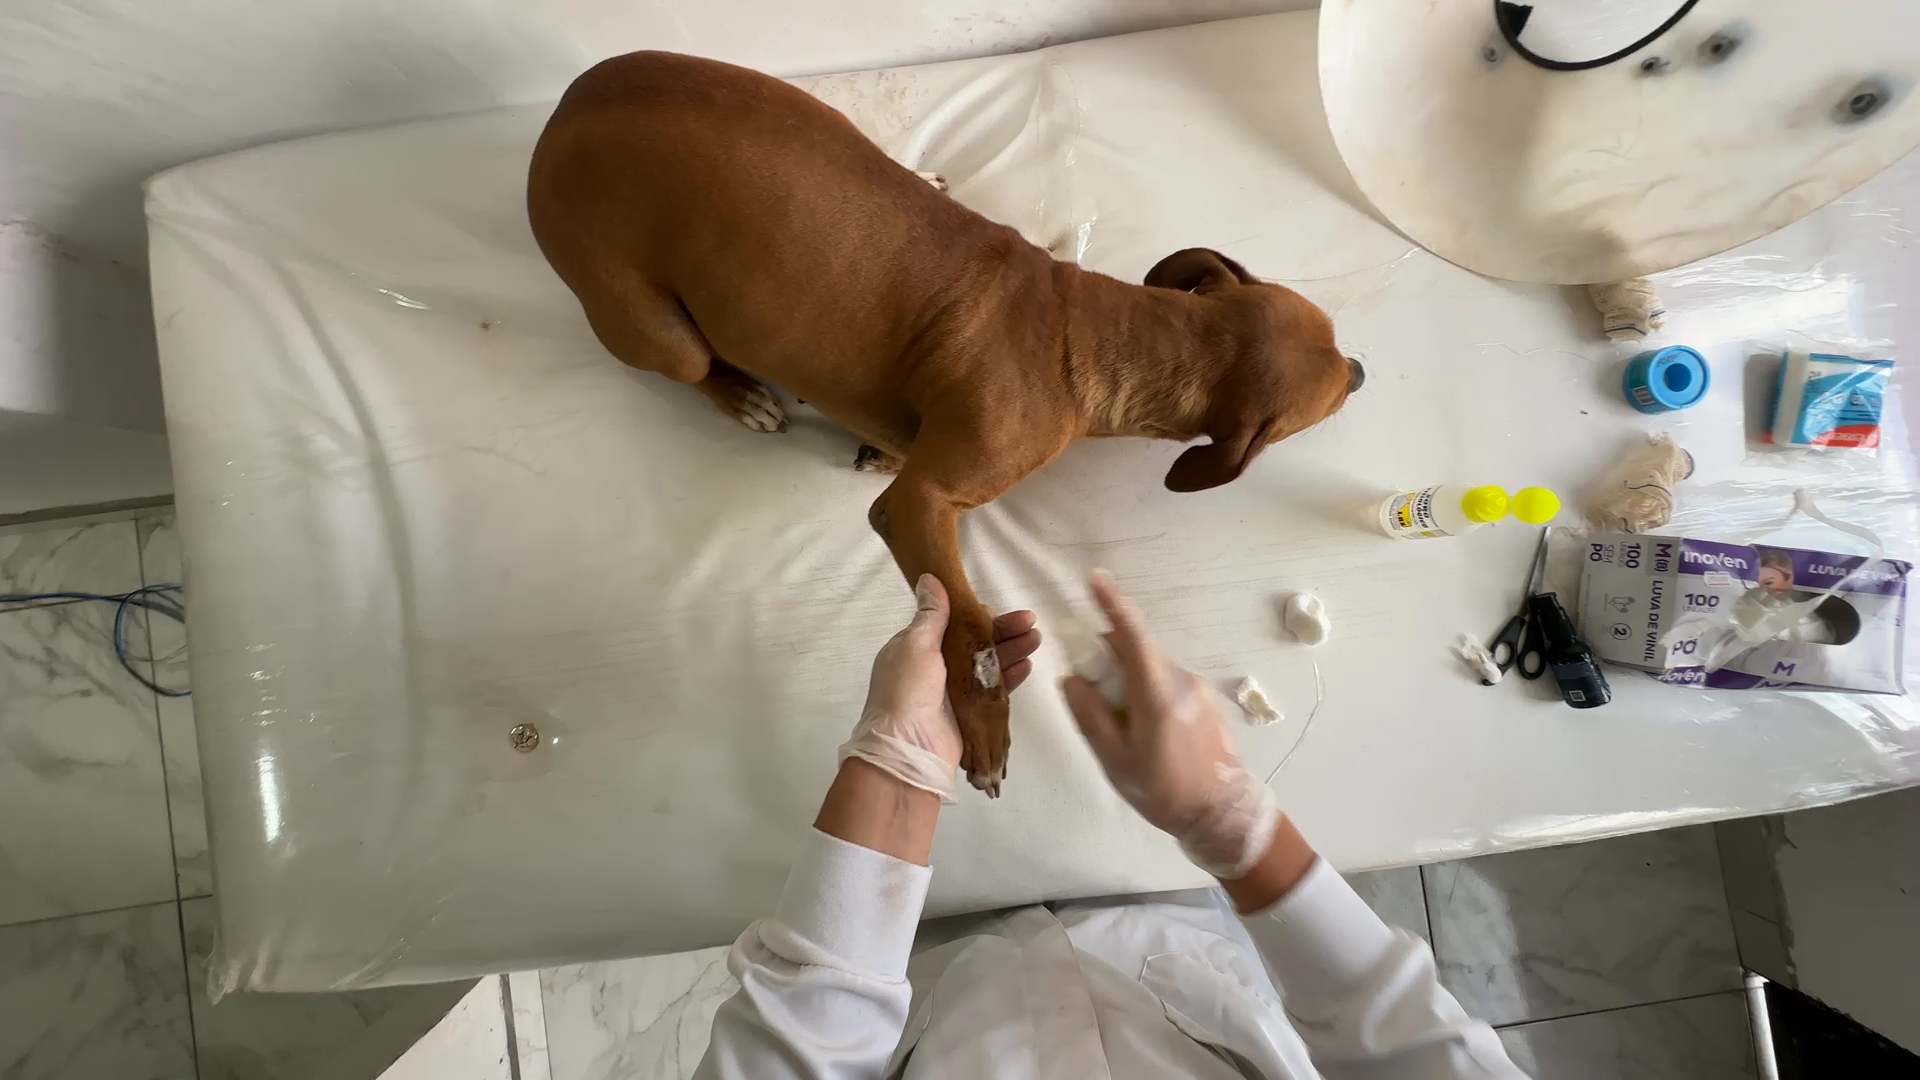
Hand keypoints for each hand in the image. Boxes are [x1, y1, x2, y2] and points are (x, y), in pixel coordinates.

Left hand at [839, 575, 1040, 801]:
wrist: (907, 751)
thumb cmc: (906, 691)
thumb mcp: (915, 645)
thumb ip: (930, 615)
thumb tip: (929, 579)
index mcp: (918, 648)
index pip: (952, 624)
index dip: (975, 616)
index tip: (994, 609)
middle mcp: (937, 667)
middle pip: (975, 642)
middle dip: (1003, 631)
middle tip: (1030, 621)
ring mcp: (955, 691)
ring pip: (989, 664)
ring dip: (1012, 649)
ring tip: (1035, 638)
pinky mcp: (972, 712)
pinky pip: (995, 689)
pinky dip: (1011, 676)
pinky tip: (1028, 664)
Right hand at [1060, 572, 1279, 878]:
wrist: (1224, 816)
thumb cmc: (1164, 792)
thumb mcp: (1115, 761)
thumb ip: (1090, 716)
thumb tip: (1071, 679)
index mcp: (1157, 694)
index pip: (1132, 637)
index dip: (1113, 605)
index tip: (1096, 579)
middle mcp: (1181, 681)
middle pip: (1137, 649)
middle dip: (1108, 656)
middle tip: (1089, 688)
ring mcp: (1196, 689)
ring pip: (1150, 665)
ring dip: (1126, 677)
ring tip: (1118, 721)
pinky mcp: (1204, 699)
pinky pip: (1164, 679)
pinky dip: (1143, 688)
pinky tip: (1140, 725)